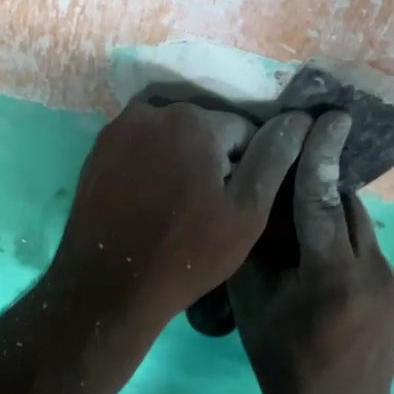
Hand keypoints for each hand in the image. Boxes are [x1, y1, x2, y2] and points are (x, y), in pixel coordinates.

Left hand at [48, 100, 313, 323]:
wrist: (108, 284)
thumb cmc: (187, 252)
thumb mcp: (246, 211)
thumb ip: (272, 159)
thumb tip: (294, 121)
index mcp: (194, 118)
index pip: (242, 128)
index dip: (248, 164)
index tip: (239, 199)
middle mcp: (154, 109)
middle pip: (202, 125)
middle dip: (213, 154)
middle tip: (210, 202)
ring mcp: (121, 126)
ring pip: (169, 132)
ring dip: (180, 154)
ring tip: (179, 200)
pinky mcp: (99, 146)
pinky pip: (139, 143)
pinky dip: (151, 160)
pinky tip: (152, 197)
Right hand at [229, 112, 393, 393]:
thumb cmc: (284, 359)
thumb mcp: (254, 301)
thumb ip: (258, 242)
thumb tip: (254, 186)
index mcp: (334, 277)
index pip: (326, 199)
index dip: (322, 154)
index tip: (329, 116)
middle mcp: (376, 273)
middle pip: (349, 202)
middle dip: (323, 175)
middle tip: (296, 150)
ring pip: (359, 221)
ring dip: (331, 205)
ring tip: (300, 200)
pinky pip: (366, 243)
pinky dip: (342, 233)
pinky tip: (319, 245)